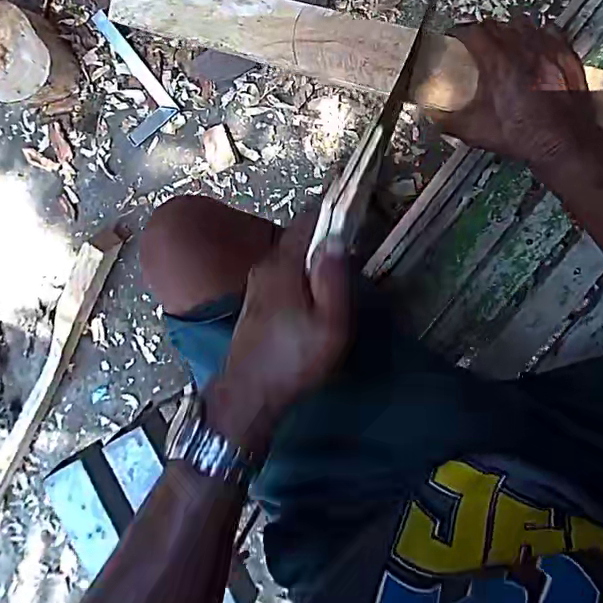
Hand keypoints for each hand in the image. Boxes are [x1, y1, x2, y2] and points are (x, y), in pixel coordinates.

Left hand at [205, 214, 352, 454]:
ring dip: (314, 252)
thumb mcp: (329, 322)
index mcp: (284, 264)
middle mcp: (266, 266)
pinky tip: (316, 289)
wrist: (248, 397)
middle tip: (354, 235)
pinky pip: (285, 271)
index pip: (308, 219)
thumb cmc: (295, 359)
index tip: (353, 205)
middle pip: (299, 235)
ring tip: (340, 261)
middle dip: (325, 231)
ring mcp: (258, 284)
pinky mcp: (256, 301)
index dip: (332, 208)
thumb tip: (337, 239)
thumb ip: (334, 277)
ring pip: (292, 254)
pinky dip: (303, 269)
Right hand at [433, 18, 602, 169]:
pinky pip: (551, 31)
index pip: (472, 31)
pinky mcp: (566, 56)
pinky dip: (541, 33)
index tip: (456, 36)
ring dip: (510, 29)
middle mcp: (522, 50)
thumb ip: (447, 121)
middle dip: (483, 30)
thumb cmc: (523, 136)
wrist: (562, 143)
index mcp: (497, 63)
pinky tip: (537, 40)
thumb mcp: (475, 131)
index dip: (460, 31)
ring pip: (524, 24)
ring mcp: (546, 50)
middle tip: (477, 41)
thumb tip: (431, 116)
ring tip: (505, 39)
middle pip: (496, 25)